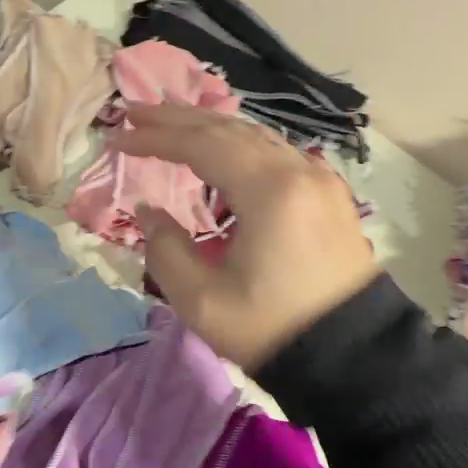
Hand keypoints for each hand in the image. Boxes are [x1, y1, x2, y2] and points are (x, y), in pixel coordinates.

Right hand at [112, 105, 378, 371]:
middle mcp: (298, 172)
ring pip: (255, 137)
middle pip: (230, 129)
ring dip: (208, 128)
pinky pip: (273, 154)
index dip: (156, 138)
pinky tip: (215, 152)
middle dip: (178, 119)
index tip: (117, 137)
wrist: (349, 354)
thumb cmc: (269, 327)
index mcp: (269, 191)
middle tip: (134, 113)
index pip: (202, 146)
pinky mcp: (325, 197)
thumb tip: (150, 212)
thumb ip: (165, 249)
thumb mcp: (200, 299)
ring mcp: (318, 181)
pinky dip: (235, 145)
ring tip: (168, 125)